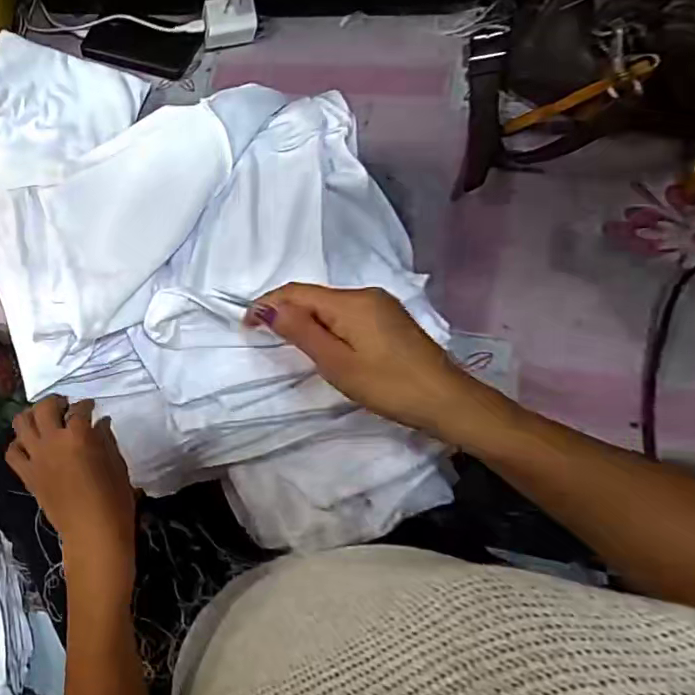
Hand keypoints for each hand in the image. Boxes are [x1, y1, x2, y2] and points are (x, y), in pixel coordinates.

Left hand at [7, 396, 136, 606]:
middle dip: (55, 402)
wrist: (92, 534)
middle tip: (64, 406)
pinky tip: (29, 445)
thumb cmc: (113, 501)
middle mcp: (52, 441)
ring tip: (42, 420)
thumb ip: (106, 440)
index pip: (79, 410)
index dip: (85, 405)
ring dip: (31, 415)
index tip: (90, 407)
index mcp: (78, 436)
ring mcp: (36, 457)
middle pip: (45, 408)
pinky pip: (12, 452)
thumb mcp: (117, 466)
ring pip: (21, 422)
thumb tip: (100, 423)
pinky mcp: (26, 475)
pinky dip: (17, 444)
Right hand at [245, 283, 507, 438]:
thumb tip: (267, 308)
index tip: (246, 326)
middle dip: (283, 311)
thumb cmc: (387, 385)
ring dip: (303, 318)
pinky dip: (324, 324)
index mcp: (351, 303)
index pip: (296, 292)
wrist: (448, 402)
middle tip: (263, 338)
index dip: (266, 304)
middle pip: (311, 296)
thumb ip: (300, 331)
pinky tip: (321, 343)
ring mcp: (380, 306)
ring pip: (327, 305)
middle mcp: (366, 295)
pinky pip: (344, 313)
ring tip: (289, 344)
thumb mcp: (335, 362)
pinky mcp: (388, 319)